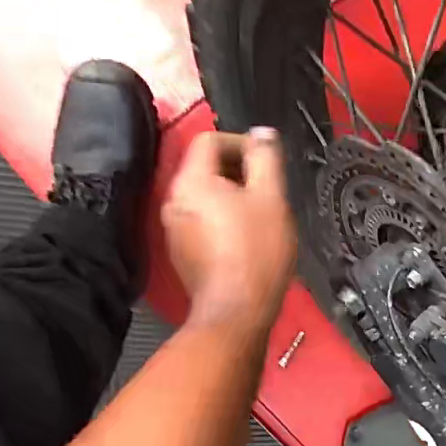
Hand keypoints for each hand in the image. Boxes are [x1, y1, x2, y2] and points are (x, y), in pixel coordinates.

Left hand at [162, 128, 296, 334]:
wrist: (237, 311)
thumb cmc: (257, 251)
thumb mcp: (271, 197)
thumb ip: (266, 157)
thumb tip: (262, 134)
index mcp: (191, 182)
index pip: (209, 139)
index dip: (241, 143)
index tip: (265, 163)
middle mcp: (174, 201)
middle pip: (205, 167)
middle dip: (239, 171)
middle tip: (268, 188)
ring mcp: (174, 228)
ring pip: (204, 195)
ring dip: (232, 195)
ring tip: (261, 213)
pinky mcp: (182, 251)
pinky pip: (202, 220)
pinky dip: (223, 218)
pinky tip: (246, 236)